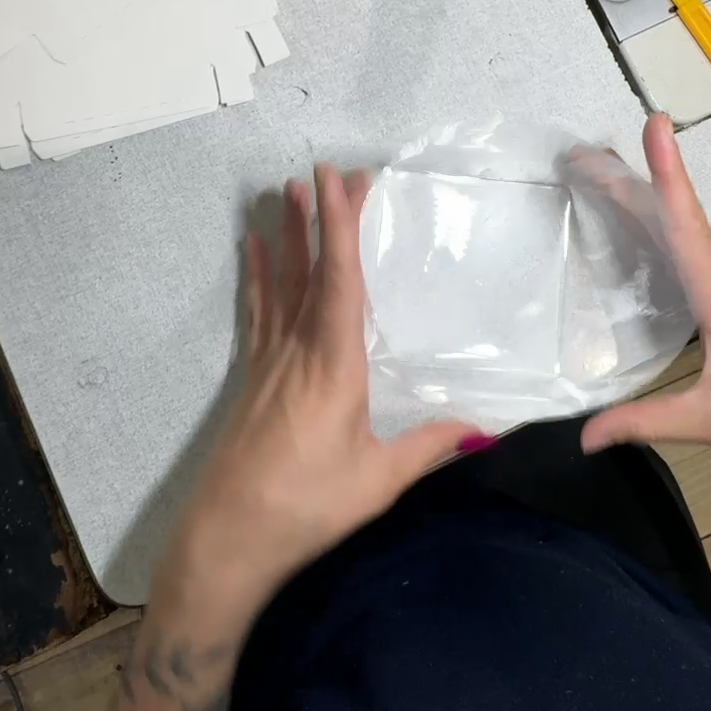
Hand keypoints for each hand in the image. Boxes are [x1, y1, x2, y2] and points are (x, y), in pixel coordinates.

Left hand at [160, 165, 481, 618]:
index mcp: (334, 363)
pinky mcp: (251, 374)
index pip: (340, 279)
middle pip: (310, 268)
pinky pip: (256, 310)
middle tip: (327, 170)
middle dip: (320, 216)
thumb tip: (484, 428)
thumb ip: (427, 447)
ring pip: (280, 281)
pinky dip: (257, 274)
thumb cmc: (306, 508)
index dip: (339, 226)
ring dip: (287, 233)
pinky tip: (252, 246)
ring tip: (287, 190)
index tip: (338, 179)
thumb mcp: (377, 481)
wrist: (226, 540)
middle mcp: (298, 347)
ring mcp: (268, 358)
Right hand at [580, 115, 710, 478]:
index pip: (686, 227)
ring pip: (681, 228)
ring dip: (640, 197)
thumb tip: (581, 439)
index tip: (656, 124)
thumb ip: (645, 424)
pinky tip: (640, 229)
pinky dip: (658, 225)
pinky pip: (689, 248)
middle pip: (672, 216)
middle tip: (582, 155)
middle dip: (629, 179)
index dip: (668, 176)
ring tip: (599, 176)